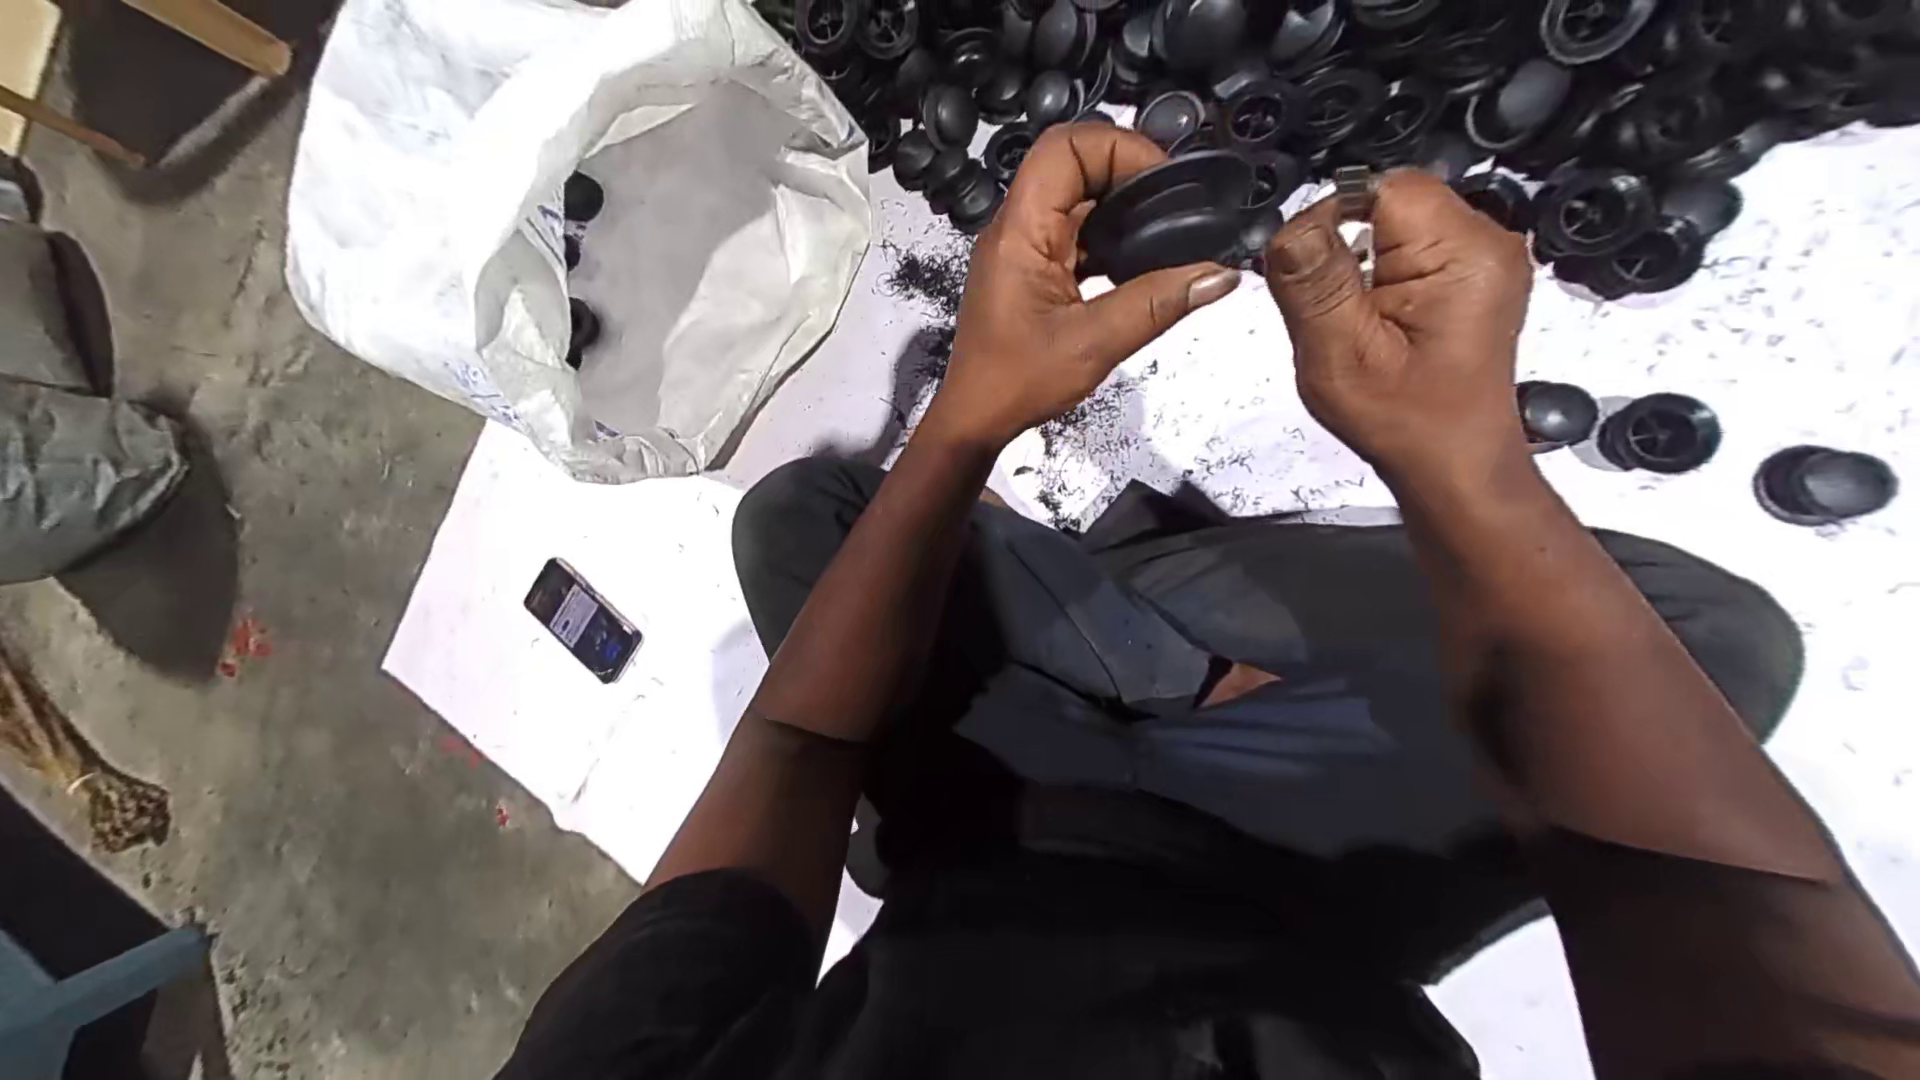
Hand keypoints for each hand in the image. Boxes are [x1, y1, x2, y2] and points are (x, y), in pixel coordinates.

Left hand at [926, 124, 1242, 448]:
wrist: (976, 418)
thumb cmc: (1017, 383)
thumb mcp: (1094, 343)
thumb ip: (1158, 304)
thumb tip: (1218, 275)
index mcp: (1019, 233)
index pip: (1065, 147)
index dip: (1120, 148)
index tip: (1162, 183)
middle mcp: (1014, 231)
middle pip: (1072, 168)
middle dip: (1127, 178)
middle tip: (1173, 208)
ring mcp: (1019, 253)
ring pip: (1073, 203)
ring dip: (1118, 213)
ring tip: (1161, 236)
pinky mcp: (1027, 275)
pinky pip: (1070, 238)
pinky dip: (1104, 243)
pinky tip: (1133, 267)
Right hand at [1263, 170, 1533, 492]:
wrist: (1446, 459)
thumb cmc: (1404, 419)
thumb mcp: (1339, 354)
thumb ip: (1313, 285)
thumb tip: (1292, 224)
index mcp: (1459, 253)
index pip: (1377, 188)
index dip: (1326, 225)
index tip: (1307, 278)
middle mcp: (1482, 244)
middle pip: (1383, 205)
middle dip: (1338, 254)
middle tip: (1333, 314)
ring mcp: (1476, 261)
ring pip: (1387, 230)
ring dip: (1353, 271)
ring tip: (1355, 325)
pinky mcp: (1463, 279)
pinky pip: (1400, 255)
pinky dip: (1370, 284)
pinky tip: (1370, 324)